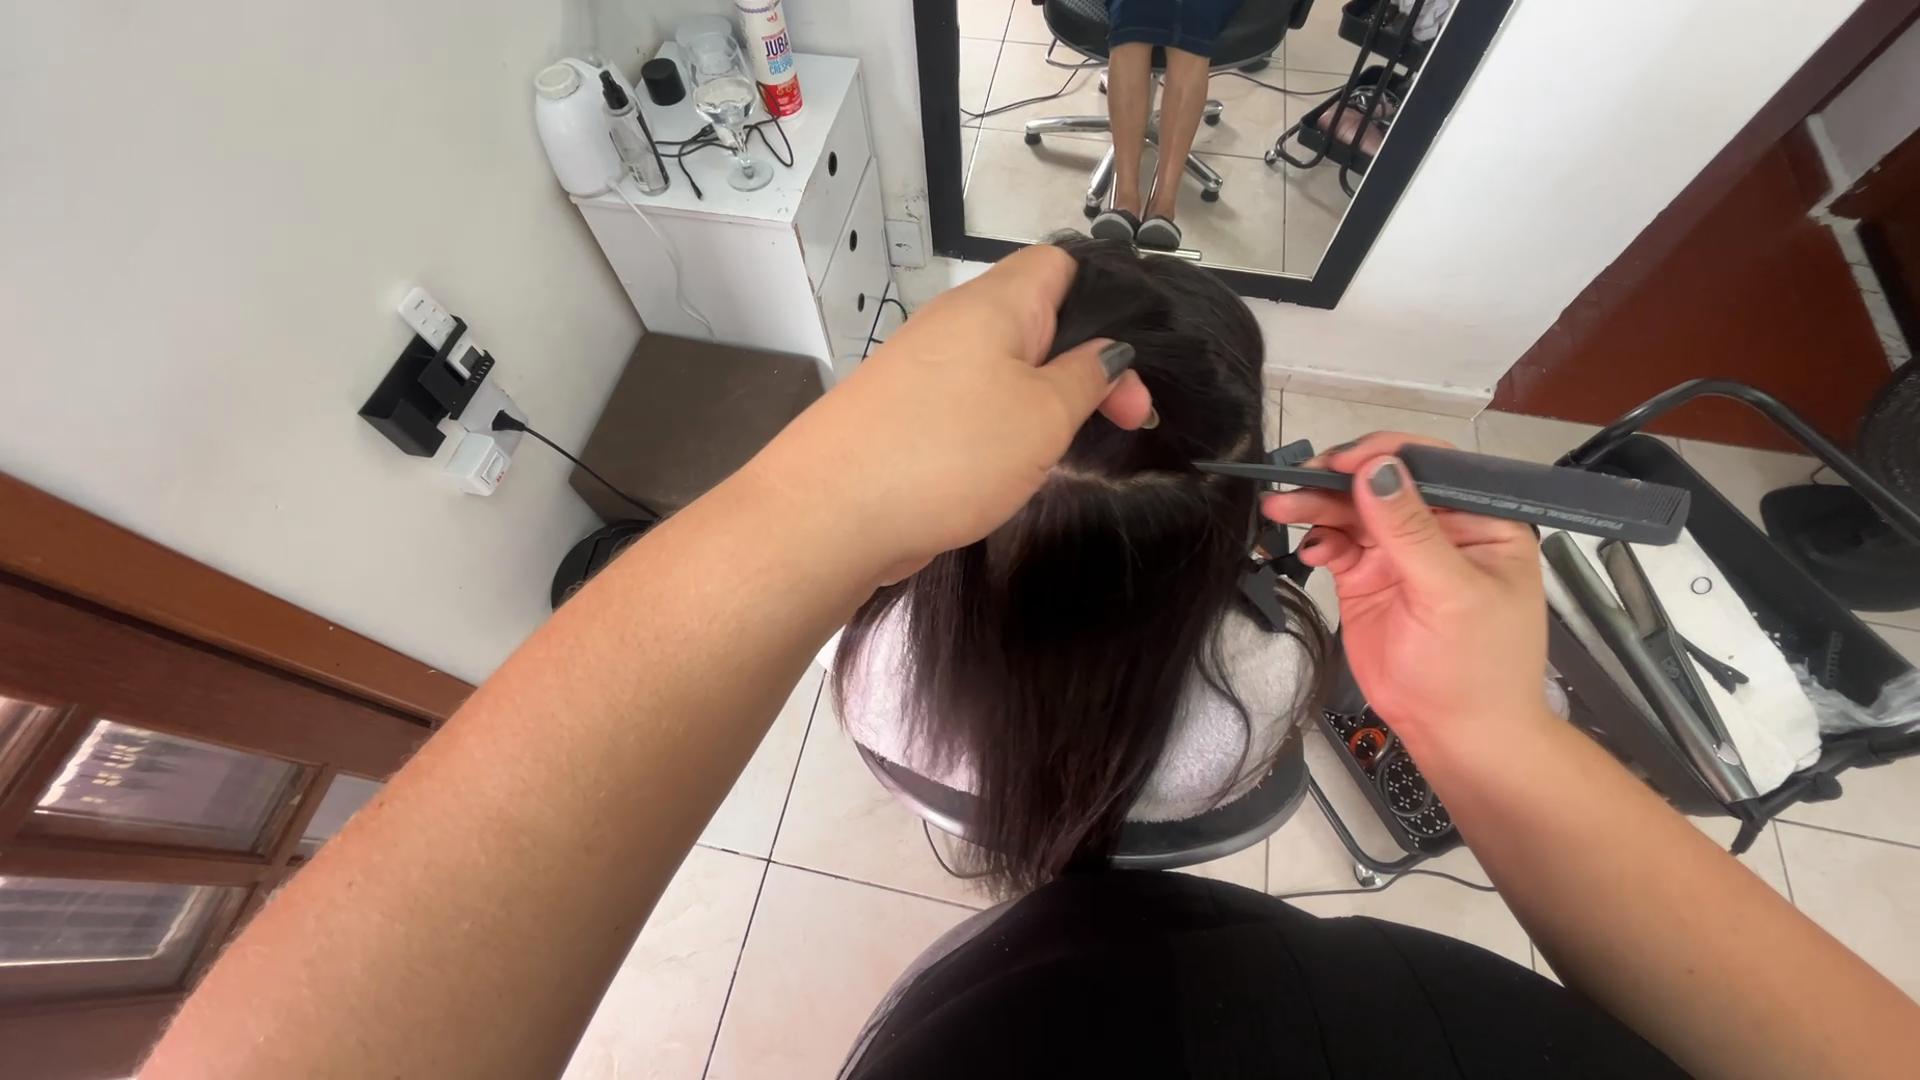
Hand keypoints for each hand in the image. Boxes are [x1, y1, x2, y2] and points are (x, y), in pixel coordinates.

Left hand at [741, 245, 1152, 581]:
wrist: (835, 514)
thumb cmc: (952, 452)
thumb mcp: (1043, 414)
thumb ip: (1087, 376)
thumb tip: (1110, 352)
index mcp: (994, 303)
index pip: (1062, 263)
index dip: (1109, 297)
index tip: (1134, 360)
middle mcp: (955, 325)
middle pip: (1039, 321)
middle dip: (1088, 364)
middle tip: (1129, 418)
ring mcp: (925, 371)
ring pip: (1006, 370)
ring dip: (1047, 402)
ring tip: (1071, 446)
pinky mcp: (907, 415)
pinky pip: (973, 406)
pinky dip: (1004, 428)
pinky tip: (1016, 466)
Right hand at [1262, 434, 1547, 751]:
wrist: (1452, 729)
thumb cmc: (1476, 666)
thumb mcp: (1451, 593)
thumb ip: (1412, 530)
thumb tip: (1377, 470)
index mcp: (1479, 521)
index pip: (1433, 467)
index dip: (1386, 456)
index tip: (1342, 461)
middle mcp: (1436, 528)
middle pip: (1379, 486)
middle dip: (1336, 482)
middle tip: (1295, 484)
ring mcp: (1396, 552)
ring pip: (1350, 512)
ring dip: (1314, 507)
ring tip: (1278, 508)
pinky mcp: (1363, 575)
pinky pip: (1334, 542)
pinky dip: (1317, 541)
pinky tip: (1310, 552)